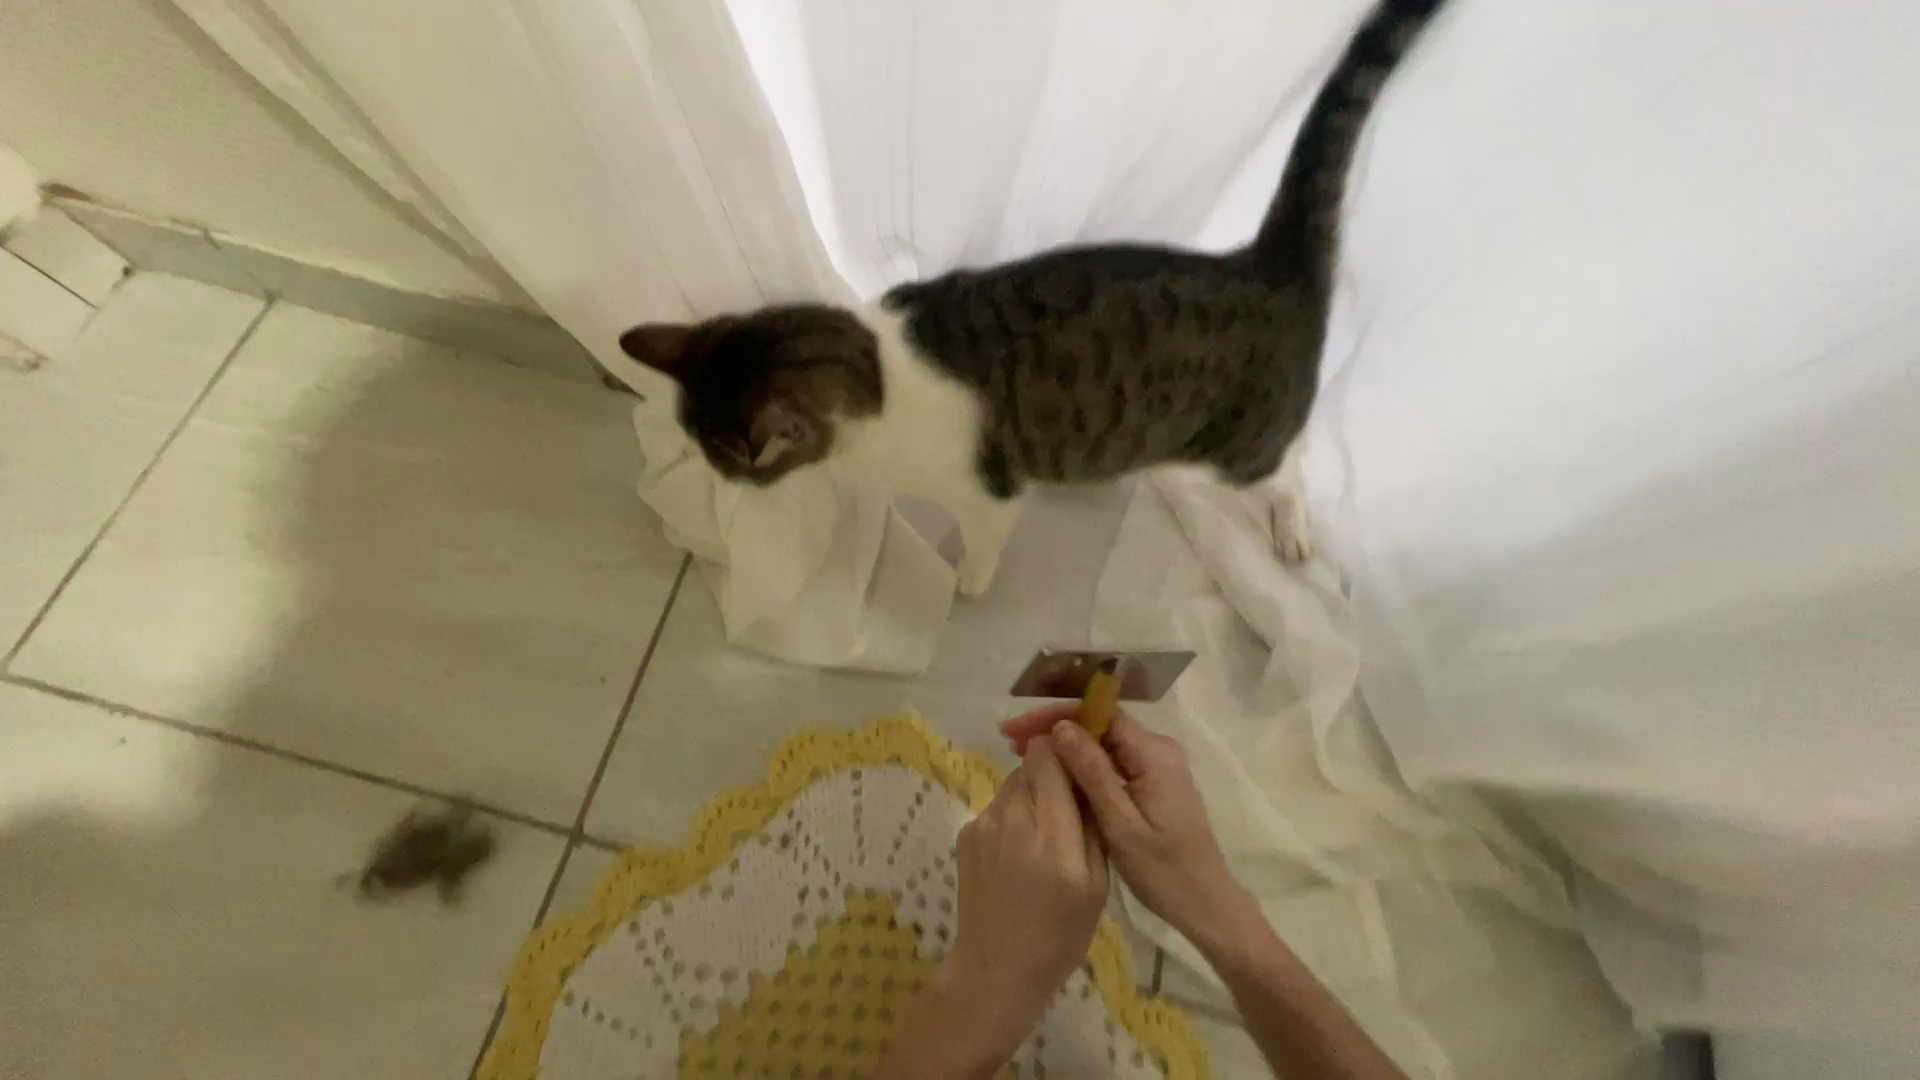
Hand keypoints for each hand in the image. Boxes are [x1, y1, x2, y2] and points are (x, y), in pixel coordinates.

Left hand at [870, 736, 1109, 1079]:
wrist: (997, 969)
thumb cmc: (1058, 934)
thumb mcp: (1097, 885)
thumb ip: (1092, 824)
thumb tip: (1088, 777)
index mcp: (1052, 832)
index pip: (1048, 754)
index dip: (1065, 752)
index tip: (1080, 767)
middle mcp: (1013, 816)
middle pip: (1030, 763)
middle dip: (1051, 774)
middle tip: (1066, 807)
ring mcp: (983, 823)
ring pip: (1013, 783)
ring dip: (1031, 795)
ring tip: (1042, 836)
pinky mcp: (966, 833)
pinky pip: (997, 807)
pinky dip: (1012, 817)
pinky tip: (1017, 853)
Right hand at [1001, 705, 1246, 948]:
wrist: (1207, 907)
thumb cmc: (1165, 872)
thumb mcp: (1120, 824)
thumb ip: (1092, 772)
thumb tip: (1061, 727)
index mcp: (1154, 753)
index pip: (1098, 714)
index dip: (1055, 715)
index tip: (1017, 729)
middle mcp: (1158, 750)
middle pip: (1099, 724)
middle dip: (1053, 728)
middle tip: (1010, 741)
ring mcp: (1157, 766)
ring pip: (1103, 743)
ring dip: (1064, 746)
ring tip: (1022, 755)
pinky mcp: (1153, 783)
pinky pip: (1112, 762)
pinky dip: (1081, 765)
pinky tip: (1054, 775)